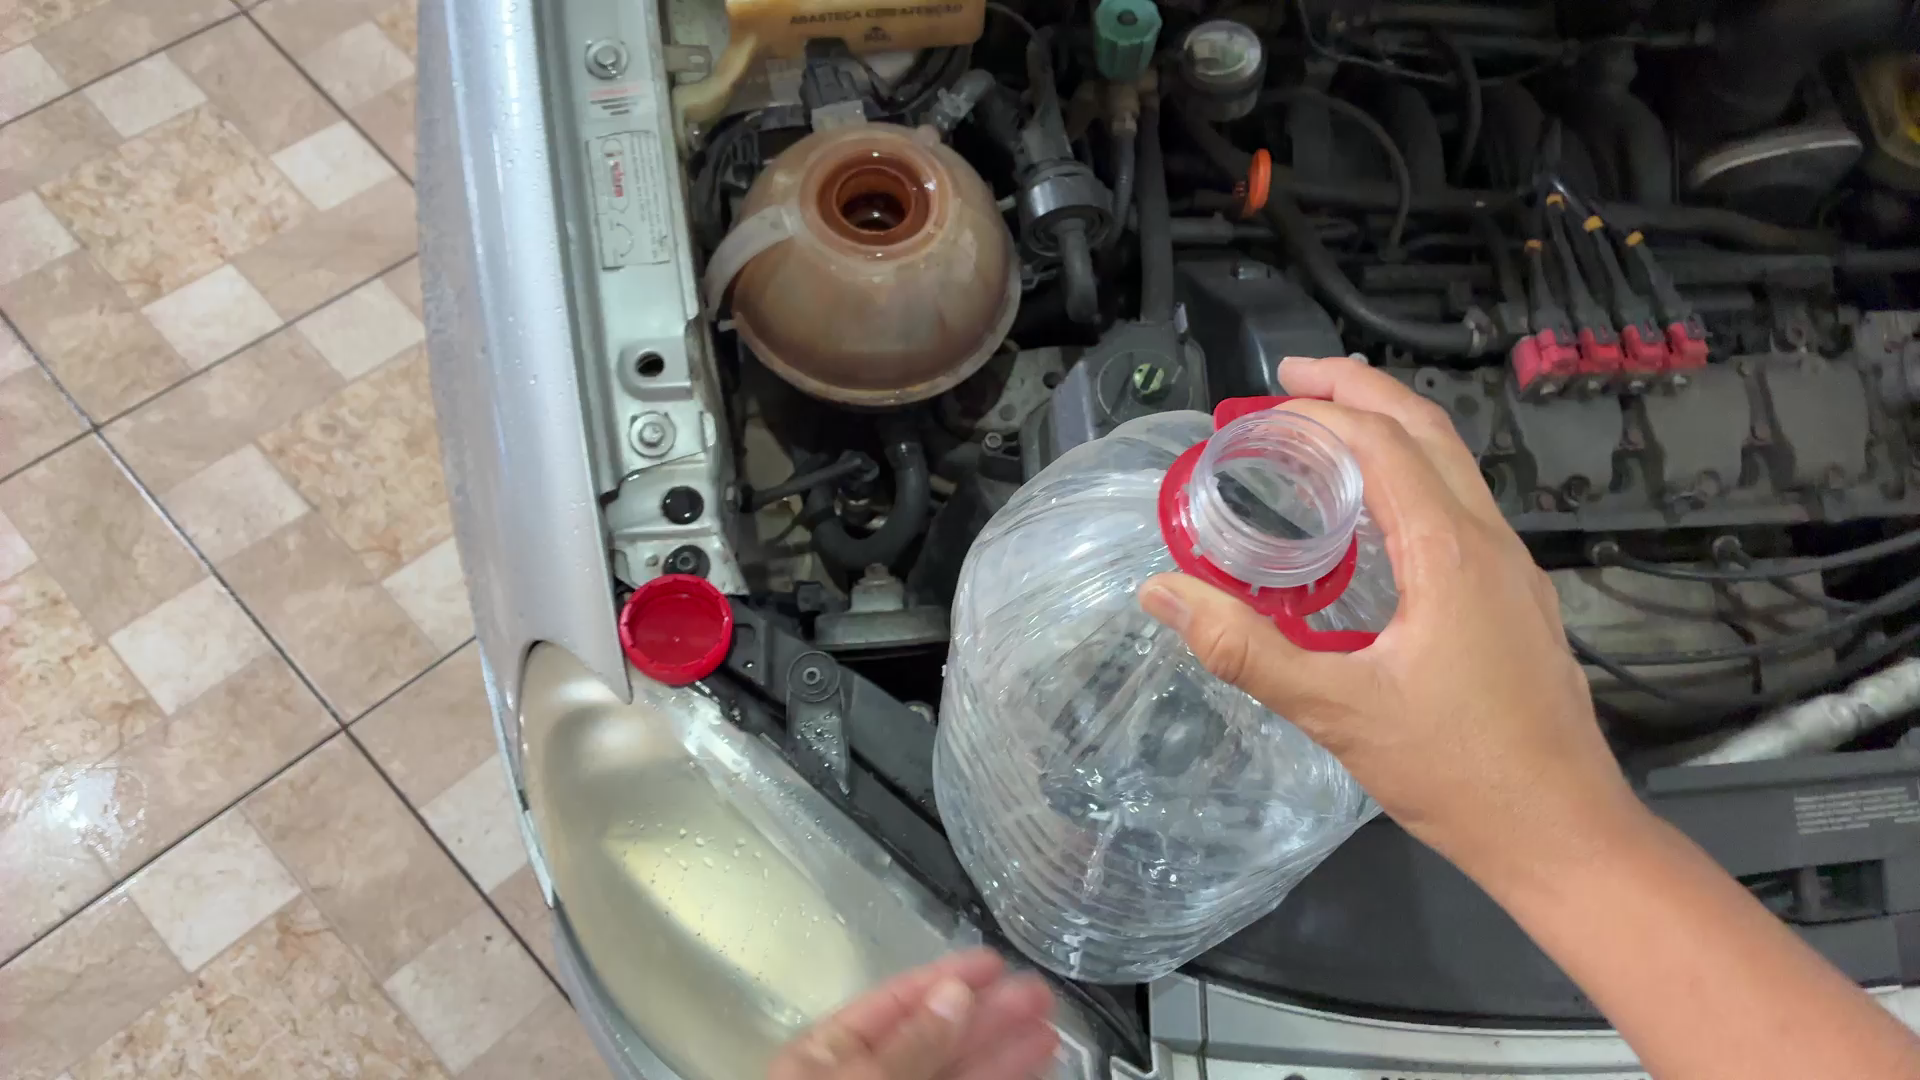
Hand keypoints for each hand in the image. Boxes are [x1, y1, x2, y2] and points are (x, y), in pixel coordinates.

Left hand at [767, 948, 1057, 1079]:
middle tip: (1039, 995)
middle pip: (934, 1041)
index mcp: (828, 1057)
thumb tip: (955, 994)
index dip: (946, 978)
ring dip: (1002, 1058)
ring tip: (1048, 1034)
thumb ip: (907, 1050)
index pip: (895, 1003)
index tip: (995, 964)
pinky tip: (1024, 1076)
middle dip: (988, 1017)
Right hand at [1137, 355, 1647, 891]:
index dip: (1316, 415)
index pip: (1384, 446)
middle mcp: (1489, 542)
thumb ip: (1241, 648)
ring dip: (1384, 426)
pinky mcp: (1506, 595)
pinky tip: (1361, 506)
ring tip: (1318, 424)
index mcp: (1452, 553)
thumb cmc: (1455, 771)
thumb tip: (1161, 591)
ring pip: (1450, 462)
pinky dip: (1402, 471)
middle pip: (1429, 429)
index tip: (1252, 411)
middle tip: (1288, 380)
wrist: (1564, 836)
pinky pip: (1453, 501)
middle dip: (1357, 390)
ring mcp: (1507, 568)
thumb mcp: (1334, 710)